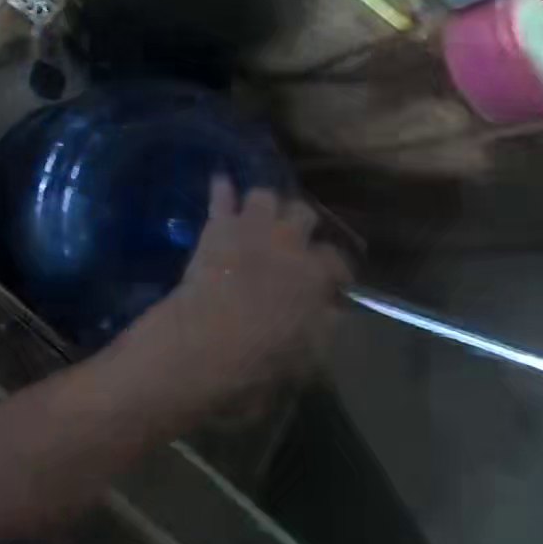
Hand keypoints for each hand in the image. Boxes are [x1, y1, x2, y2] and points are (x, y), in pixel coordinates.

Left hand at [123, 177, 350, 405]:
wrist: (204, 341)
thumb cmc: (260, 361)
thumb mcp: (309, 358)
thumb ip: (325, 328)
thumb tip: (334, 310)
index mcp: (317, 276)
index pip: (337, 260)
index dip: (333, 268)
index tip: (329, 278)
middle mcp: (289, 242)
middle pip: (304, 214)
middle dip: (301, 225)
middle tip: (293, 240)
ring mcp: (252, 228)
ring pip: (266, 196)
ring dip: (265, 205)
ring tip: (260, 216)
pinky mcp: (217, 225)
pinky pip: (221, 194)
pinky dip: (222, 189)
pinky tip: (221, 182)